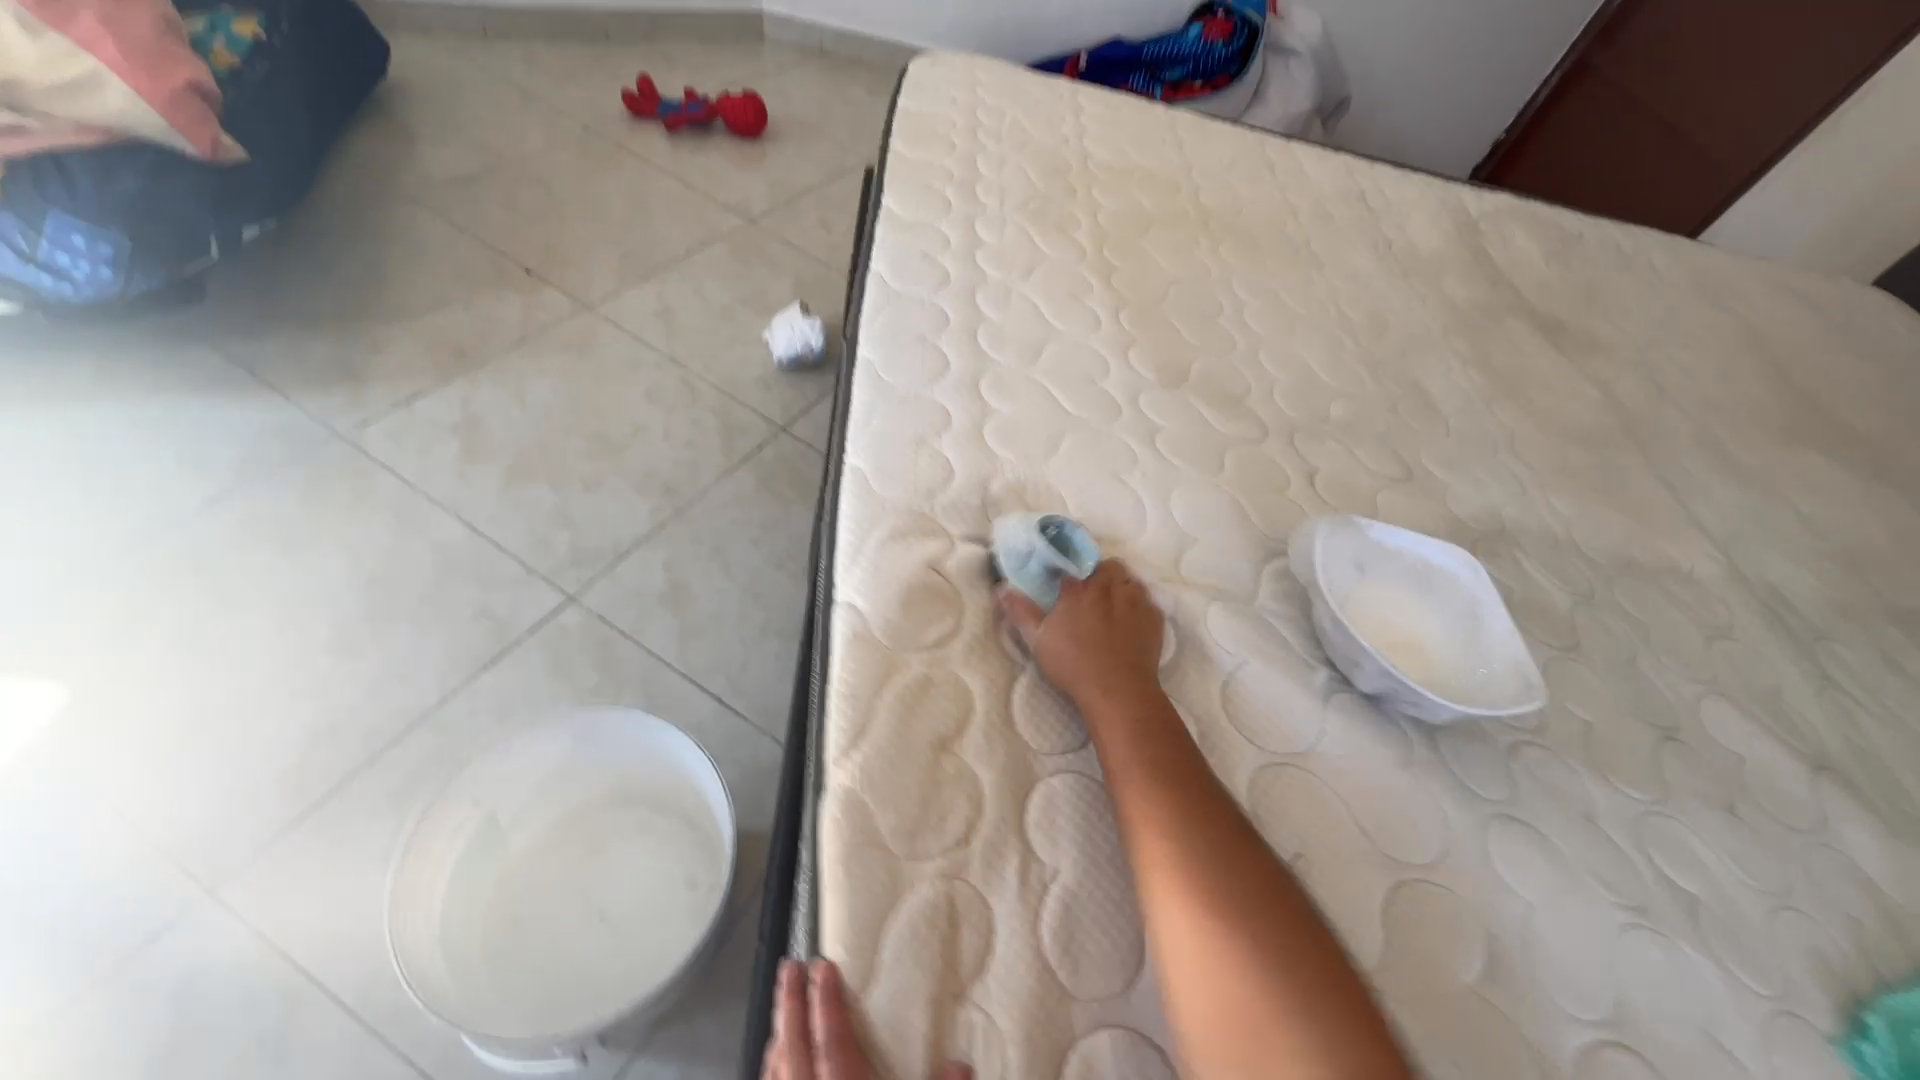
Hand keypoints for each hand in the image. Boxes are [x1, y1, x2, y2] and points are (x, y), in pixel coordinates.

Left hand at [763, 958, 970, 1079]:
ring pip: (777, 1071)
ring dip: (779, 1035)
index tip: (822, 966)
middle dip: (791, 1004)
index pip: (830, 1039)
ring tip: (783, 1007)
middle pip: (794, 1047)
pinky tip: (774, 1063)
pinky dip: (771, 1071)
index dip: (825, 1001)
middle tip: (789, 966)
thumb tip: (962, 1064)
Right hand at [996, 558, 1164, 716]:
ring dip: (1120, 585)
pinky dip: (1139, 604)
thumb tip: (1001, 588)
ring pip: (1129, 578)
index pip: (1072, 567)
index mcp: (1078, 589)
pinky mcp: (1154, 616)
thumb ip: (1020, 611)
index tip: (1064, 585)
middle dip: (1098, 574)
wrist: (1118, 690)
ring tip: (1112, 604)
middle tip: (1090, 595)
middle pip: (1106, 566)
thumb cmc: (1073, 665)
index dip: (1068, 574)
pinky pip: (1147, 599)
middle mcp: (1108, 587)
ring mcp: (1135, 600)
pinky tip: (1132, 621)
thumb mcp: (1038, 640)